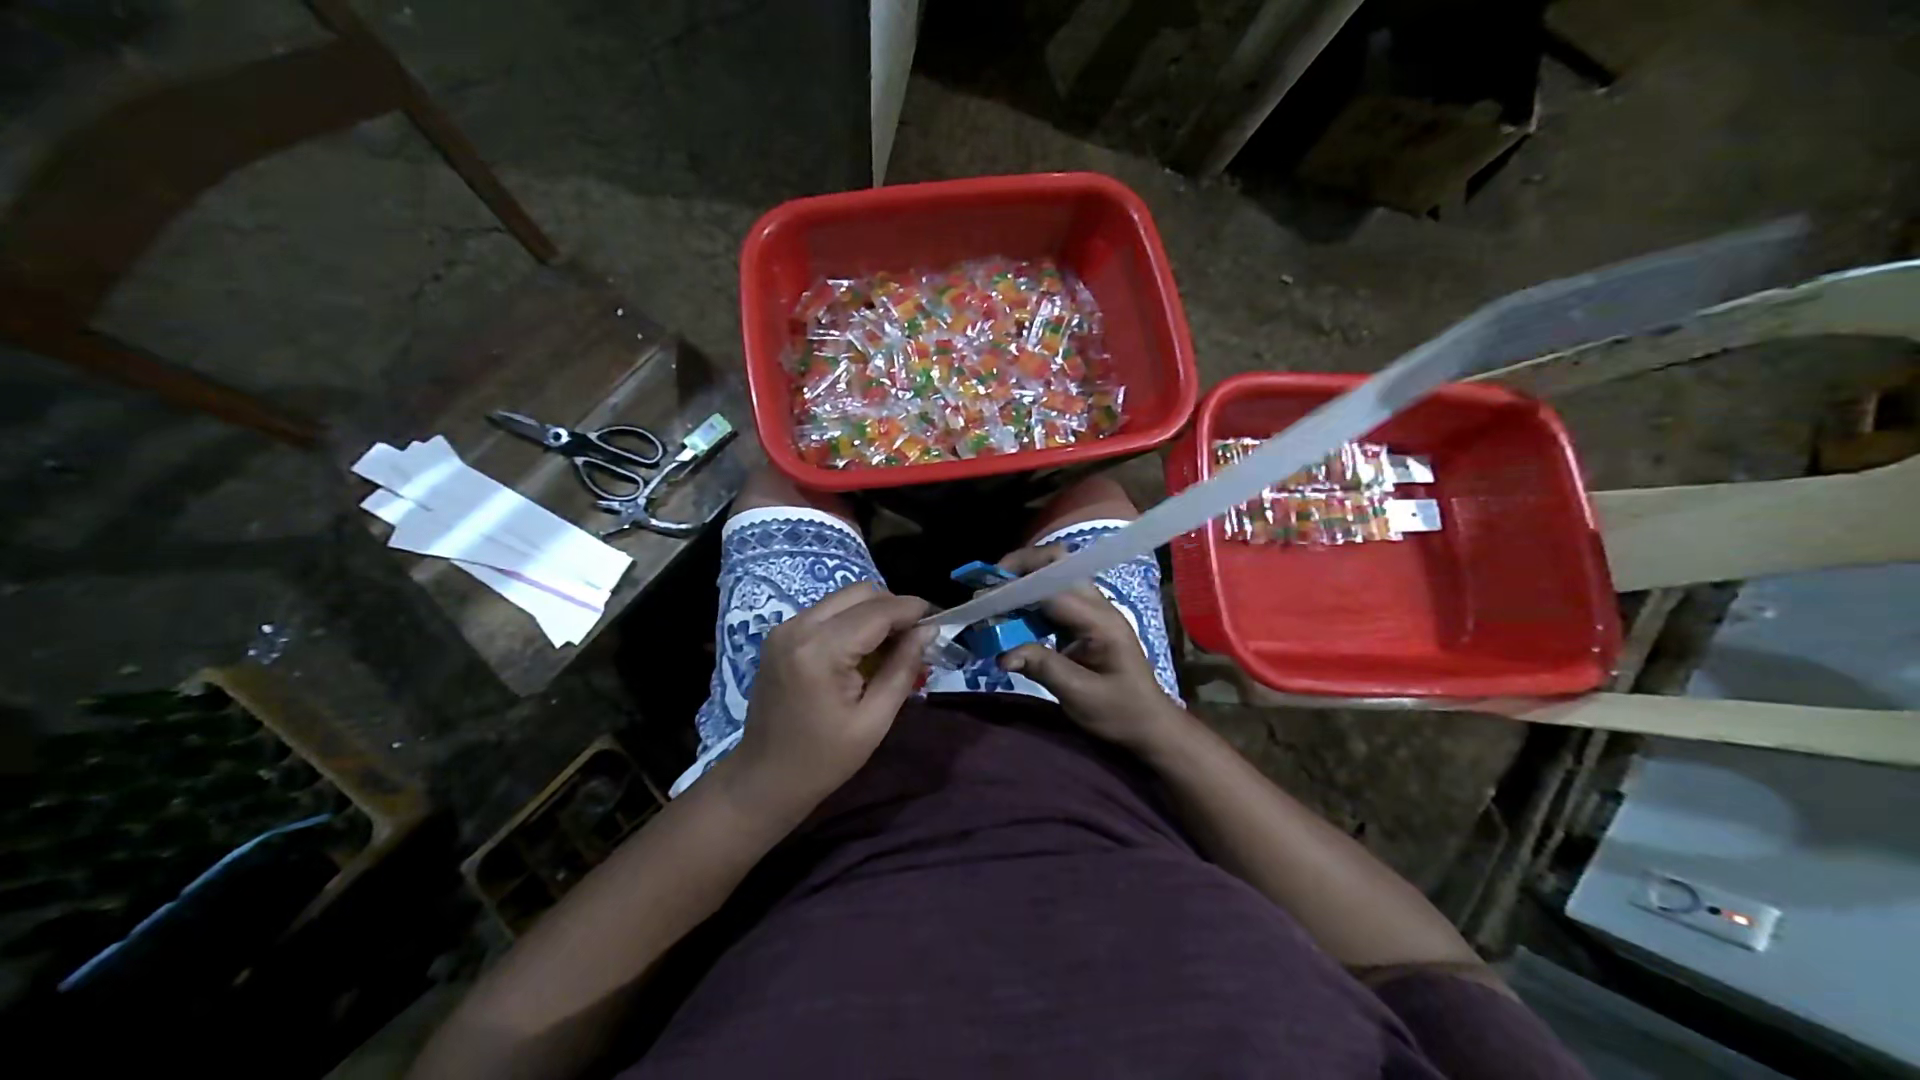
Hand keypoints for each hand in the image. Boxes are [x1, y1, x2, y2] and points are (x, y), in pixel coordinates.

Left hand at [733, 582, 936, 809]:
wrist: (765, 778)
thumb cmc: (824, 759)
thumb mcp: (874, 720)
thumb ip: (903, 668)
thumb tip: (929, 630)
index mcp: (820, 651)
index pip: (878, 610)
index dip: (913, 610)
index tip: (938, 622)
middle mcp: (799, 627)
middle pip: (860, 592)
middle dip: (893, 608)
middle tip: (916, 637)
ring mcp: (785, 628)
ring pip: (843, 598)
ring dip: (873, 612)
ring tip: (892, 645)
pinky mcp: (780, 635)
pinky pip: (826, 611)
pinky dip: (851, 620)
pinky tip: (863, 650)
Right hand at [995, 545, 1185, 750]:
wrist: (1150, 725)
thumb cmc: (1121, 712)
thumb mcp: (1080, 696)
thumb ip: (1044, 668)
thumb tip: (1002, 654)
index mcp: (1100, 621)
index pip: (1054, 587)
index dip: (1017, 588)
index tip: (984, 598)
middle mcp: (1097, 606)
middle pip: (1057, 564)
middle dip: (1019, 568)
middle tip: (986, 588)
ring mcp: (1091, 611)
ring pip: (1053, 577)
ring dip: (1021, 583)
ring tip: (990, 601)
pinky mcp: (1084, 621)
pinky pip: (1053, 598)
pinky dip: (1028, 601)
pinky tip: (1008, 617)